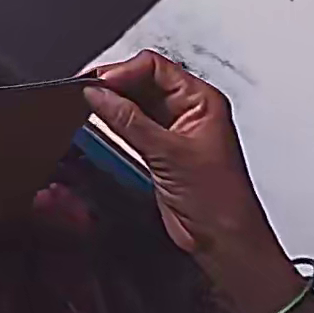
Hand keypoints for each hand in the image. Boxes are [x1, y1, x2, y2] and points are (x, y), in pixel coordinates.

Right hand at [84, 50, 298, 312]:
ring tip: (88, 103)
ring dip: (112, 102)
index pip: (155, 67)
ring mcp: (171, 128)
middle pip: (142, 80)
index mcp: (201, 100)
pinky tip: (100, 121)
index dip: (124, 71)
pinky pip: (130, 123)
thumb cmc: (220, 202)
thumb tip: (99, 94)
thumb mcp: (169, 154)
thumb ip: (129, 121)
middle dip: (115, 84)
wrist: (225, 245)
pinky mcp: (158, 148)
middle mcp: (186, 109)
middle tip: (88, 91)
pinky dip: (113, 121)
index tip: (99, 83)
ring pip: (133, 101)